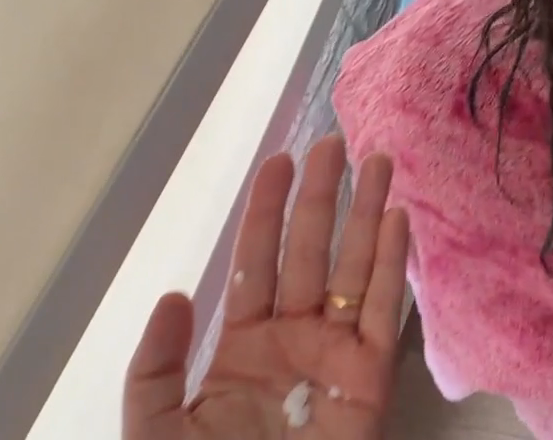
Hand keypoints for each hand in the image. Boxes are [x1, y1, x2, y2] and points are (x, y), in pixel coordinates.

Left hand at [125, 138, 409, 439]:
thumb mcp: (156, 439)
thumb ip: (154, 372)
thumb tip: (177, 292)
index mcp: (241, 346)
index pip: (255, 263)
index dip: (265, 212)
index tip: (279, 160)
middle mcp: (293, 335)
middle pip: (309, 251)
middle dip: (322, 196)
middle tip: (335, 142)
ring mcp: (336, 351)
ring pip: (353, 266)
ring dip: (367, 213)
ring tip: (379, 162)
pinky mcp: (371, 374)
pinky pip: (384, 308)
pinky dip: (392, 262)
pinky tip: (398, 219)